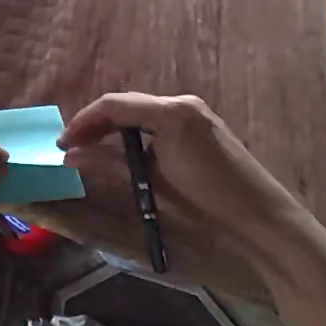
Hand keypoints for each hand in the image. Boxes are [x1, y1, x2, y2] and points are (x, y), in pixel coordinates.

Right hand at [60, 92, 322, 270]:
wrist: (263, 221)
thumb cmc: (207, 198)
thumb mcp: (151, 180)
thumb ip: (108, 161)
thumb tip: (70, 156)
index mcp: (171, 111)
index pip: (113, 105)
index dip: (82, 122)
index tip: (62, 145)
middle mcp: (181, 105)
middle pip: (124, 105)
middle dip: (93, 125)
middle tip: (70, 148)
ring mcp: (193, 116)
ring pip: (137, 114)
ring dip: (109, 130)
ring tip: (89, 150)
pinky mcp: (199, 130)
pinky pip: (153, 123)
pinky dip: (130, 134)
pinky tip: (119, 153)